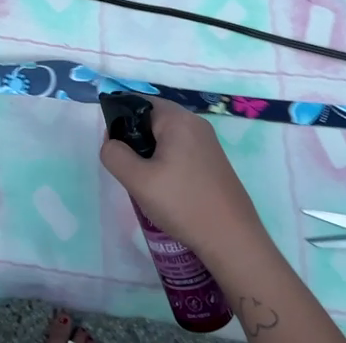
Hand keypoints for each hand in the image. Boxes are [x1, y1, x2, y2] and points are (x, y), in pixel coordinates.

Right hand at [99, 95, 261, 252]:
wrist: (233, 241)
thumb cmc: (183, 204)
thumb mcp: (138, 180)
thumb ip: (114, 154)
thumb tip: (111, 142)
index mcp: (178, 119)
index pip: (137, 104)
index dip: (120, 123)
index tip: (116, 151)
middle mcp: (195, 123)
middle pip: (152, 120)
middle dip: (136, 141)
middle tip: (131, 171)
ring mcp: (208, 143)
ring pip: (166, 137)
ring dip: (151, 154)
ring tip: (148, 184)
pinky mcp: (214, 161)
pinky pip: (181, 150)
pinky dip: (167, 163)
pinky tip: (168, 191)